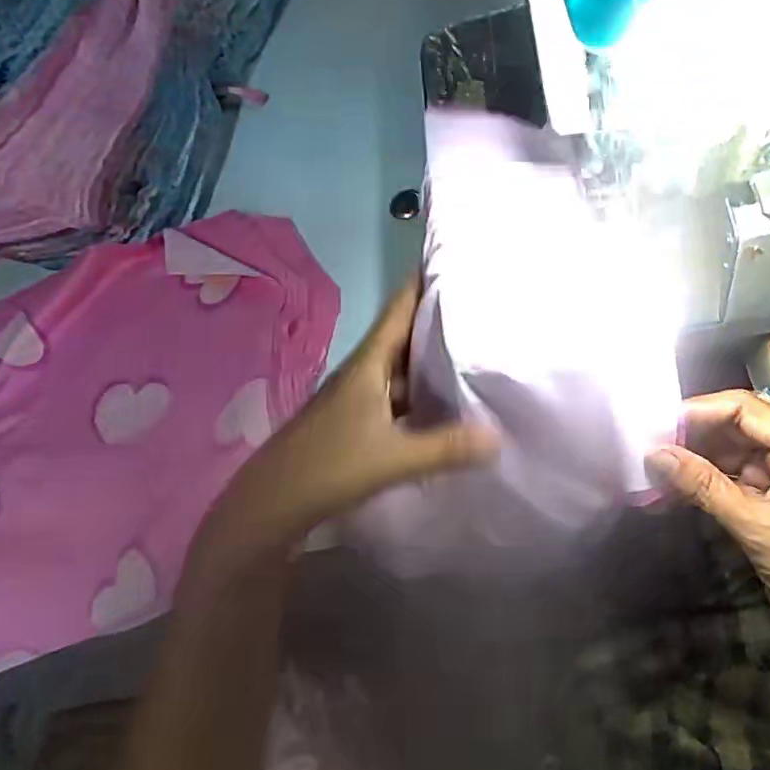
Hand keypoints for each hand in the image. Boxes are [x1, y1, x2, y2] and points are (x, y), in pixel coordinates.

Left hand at [193, 278, 498, 562]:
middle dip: (441, 323)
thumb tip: (498, 437)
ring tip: (478, 355)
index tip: (459, 264)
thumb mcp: (394, 457)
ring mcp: (359, 398)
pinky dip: (424, 398)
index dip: (426, 282)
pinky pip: (399, 400)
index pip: (400, 308)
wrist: (271, 505)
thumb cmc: (328, 467)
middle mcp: (364, 372)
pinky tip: (448, 408)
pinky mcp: (358, 423)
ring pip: (404, 372)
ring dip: (434, 364)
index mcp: (369, 363)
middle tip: (485, 311)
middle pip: (406, 337)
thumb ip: (446, 447)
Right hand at [645, 391, 769, 662]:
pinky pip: (731, 481)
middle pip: (735, 428)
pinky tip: (671, 487)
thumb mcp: (759, 527)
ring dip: (693, 460)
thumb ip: (704, 486)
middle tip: (646, 446)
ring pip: (729, 455)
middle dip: (691, 437)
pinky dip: (703, 483)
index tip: (655, 424)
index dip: (698, 412)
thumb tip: (655, 455)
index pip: (745, 410)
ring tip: (651, 467)